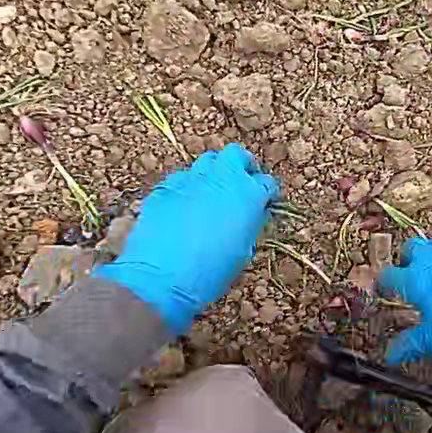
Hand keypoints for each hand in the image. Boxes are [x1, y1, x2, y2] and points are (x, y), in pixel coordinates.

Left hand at [99, 145, 279, 333]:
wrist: (163, 277)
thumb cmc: (212, 271)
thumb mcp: (243, 250)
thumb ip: (250, 223)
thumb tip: (249, 216)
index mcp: (250, 194)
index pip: (267, 182)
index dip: (266, 194)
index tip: (263, 204)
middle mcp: (223, 178)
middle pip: (236, 155)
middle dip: (241, 166)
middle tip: (240, 185)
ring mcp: (192, 179)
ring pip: (208, 161)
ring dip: (214, 173)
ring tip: (212, 193)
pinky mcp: (167, 187)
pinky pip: (183, 178)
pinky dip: (188, 187)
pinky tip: (185, 205)